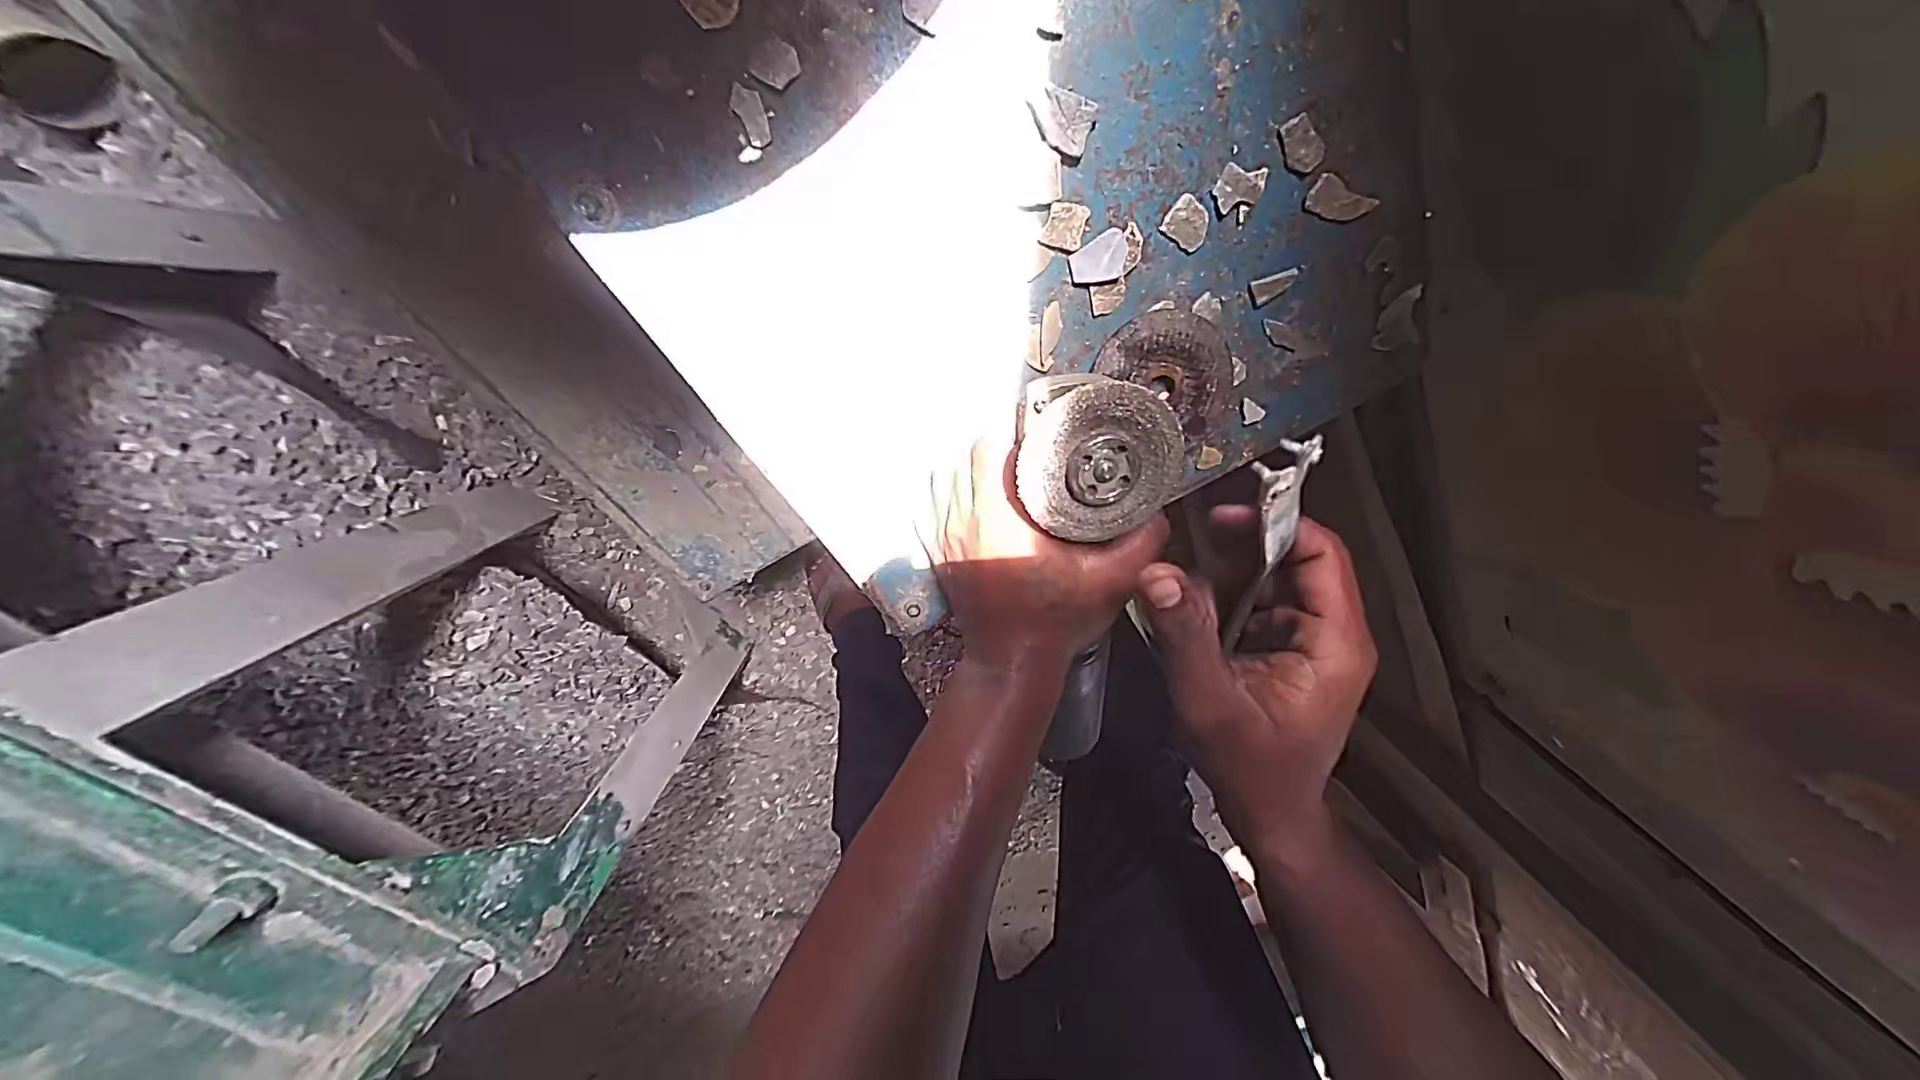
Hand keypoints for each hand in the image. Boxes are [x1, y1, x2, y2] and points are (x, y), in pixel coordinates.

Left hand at [930, 437, 1168, 669]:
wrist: (1011, 662)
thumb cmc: (1050, 628)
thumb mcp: (1108, 584)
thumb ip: (1141, 545)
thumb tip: (1157, 516)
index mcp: (997, 523)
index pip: (989, 449)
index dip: (1012, 430)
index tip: (1035, 429)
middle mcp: (963, 525)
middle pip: (966, 456)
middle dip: (998, 443)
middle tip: (1028, 446)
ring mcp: (946, 540)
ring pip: (949, 476)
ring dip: (975, 463)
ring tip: (1008, 465)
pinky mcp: (942, 553)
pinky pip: (940, 503)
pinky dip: (957, 489)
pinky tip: (982, 494)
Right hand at [1134, 513, 1376, 859]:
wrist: (1269, 810)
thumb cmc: (1256, 771)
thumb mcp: (1211, 700)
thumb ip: (1184, 634)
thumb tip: (1160, 578)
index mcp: (1335, 643)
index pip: (1322, 553)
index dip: (1277, 524)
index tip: (1230, 517)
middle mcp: (1330, 636)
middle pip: (1293, 560)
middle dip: (1240, 553)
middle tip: (1196, 552)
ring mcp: (1310, 642)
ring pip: (1270, 580)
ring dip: (1226, 580)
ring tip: (1195, 603)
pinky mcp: (1287, 648)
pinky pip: (1256, 603)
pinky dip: (1224, 602)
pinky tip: (1201, 622)